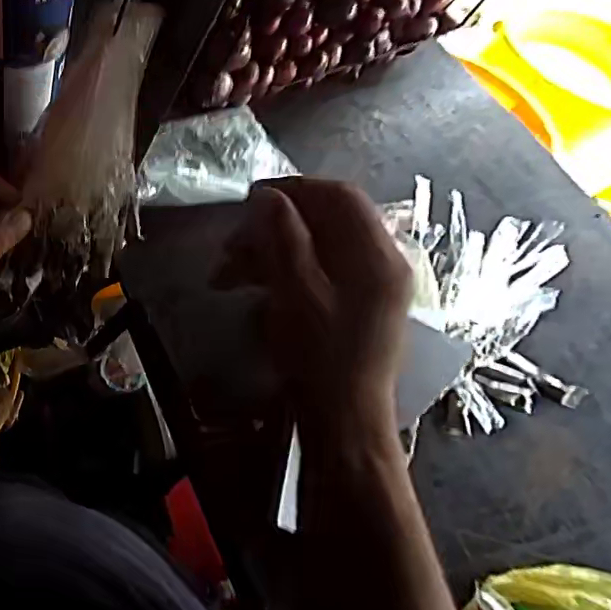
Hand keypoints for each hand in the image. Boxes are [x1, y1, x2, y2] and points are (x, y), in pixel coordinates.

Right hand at [215, 178, 411, 448]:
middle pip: (325, 220)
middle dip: (271, 226)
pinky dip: (282, 272)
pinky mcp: (357, 304)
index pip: (339, 196)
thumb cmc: (318, 356)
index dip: (293, 190)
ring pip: (315, 246)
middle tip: (230, 247)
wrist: (343, 420)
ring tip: (228, 275)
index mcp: (376, 255)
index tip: (249, 200)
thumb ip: (283, 238)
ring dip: (269, 252)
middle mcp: (382, 263)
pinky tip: (252, 289)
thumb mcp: (294, 292)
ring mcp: (372, 285)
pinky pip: (317, 271)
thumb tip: (268, 195)